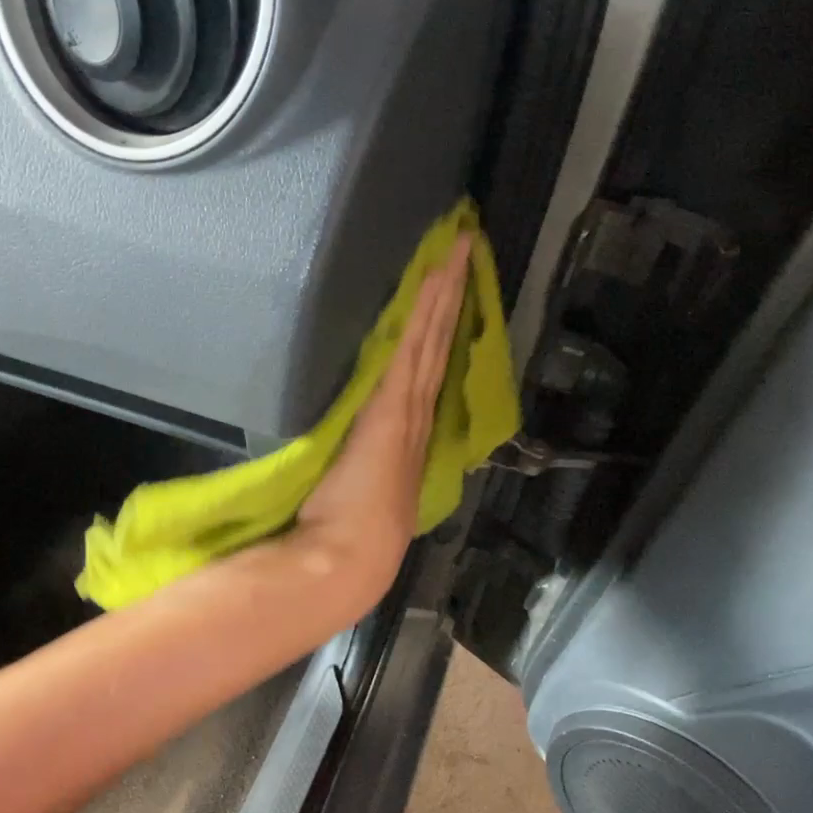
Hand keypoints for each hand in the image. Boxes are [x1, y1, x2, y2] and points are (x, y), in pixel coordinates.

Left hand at [296, 233, 471, 601]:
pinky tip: (436, 274)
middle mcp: (418, 422)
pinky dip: (426, 309)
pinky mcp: (391, 404)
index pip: (428, 379)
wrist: (346, 560)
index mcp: (410, 444)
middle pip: (438, 351)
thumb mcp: (361, 501)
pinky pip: (412, 345)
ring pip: (431, 340)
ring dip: (445, 295)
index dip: (442, 342)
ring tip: (458, 252)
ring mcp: (407, 410)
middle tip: (466, 259)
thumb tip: (350, 463)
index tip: (450, 309)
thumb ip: (361, 475)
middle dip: (452, 306)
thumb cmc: (347, 541)